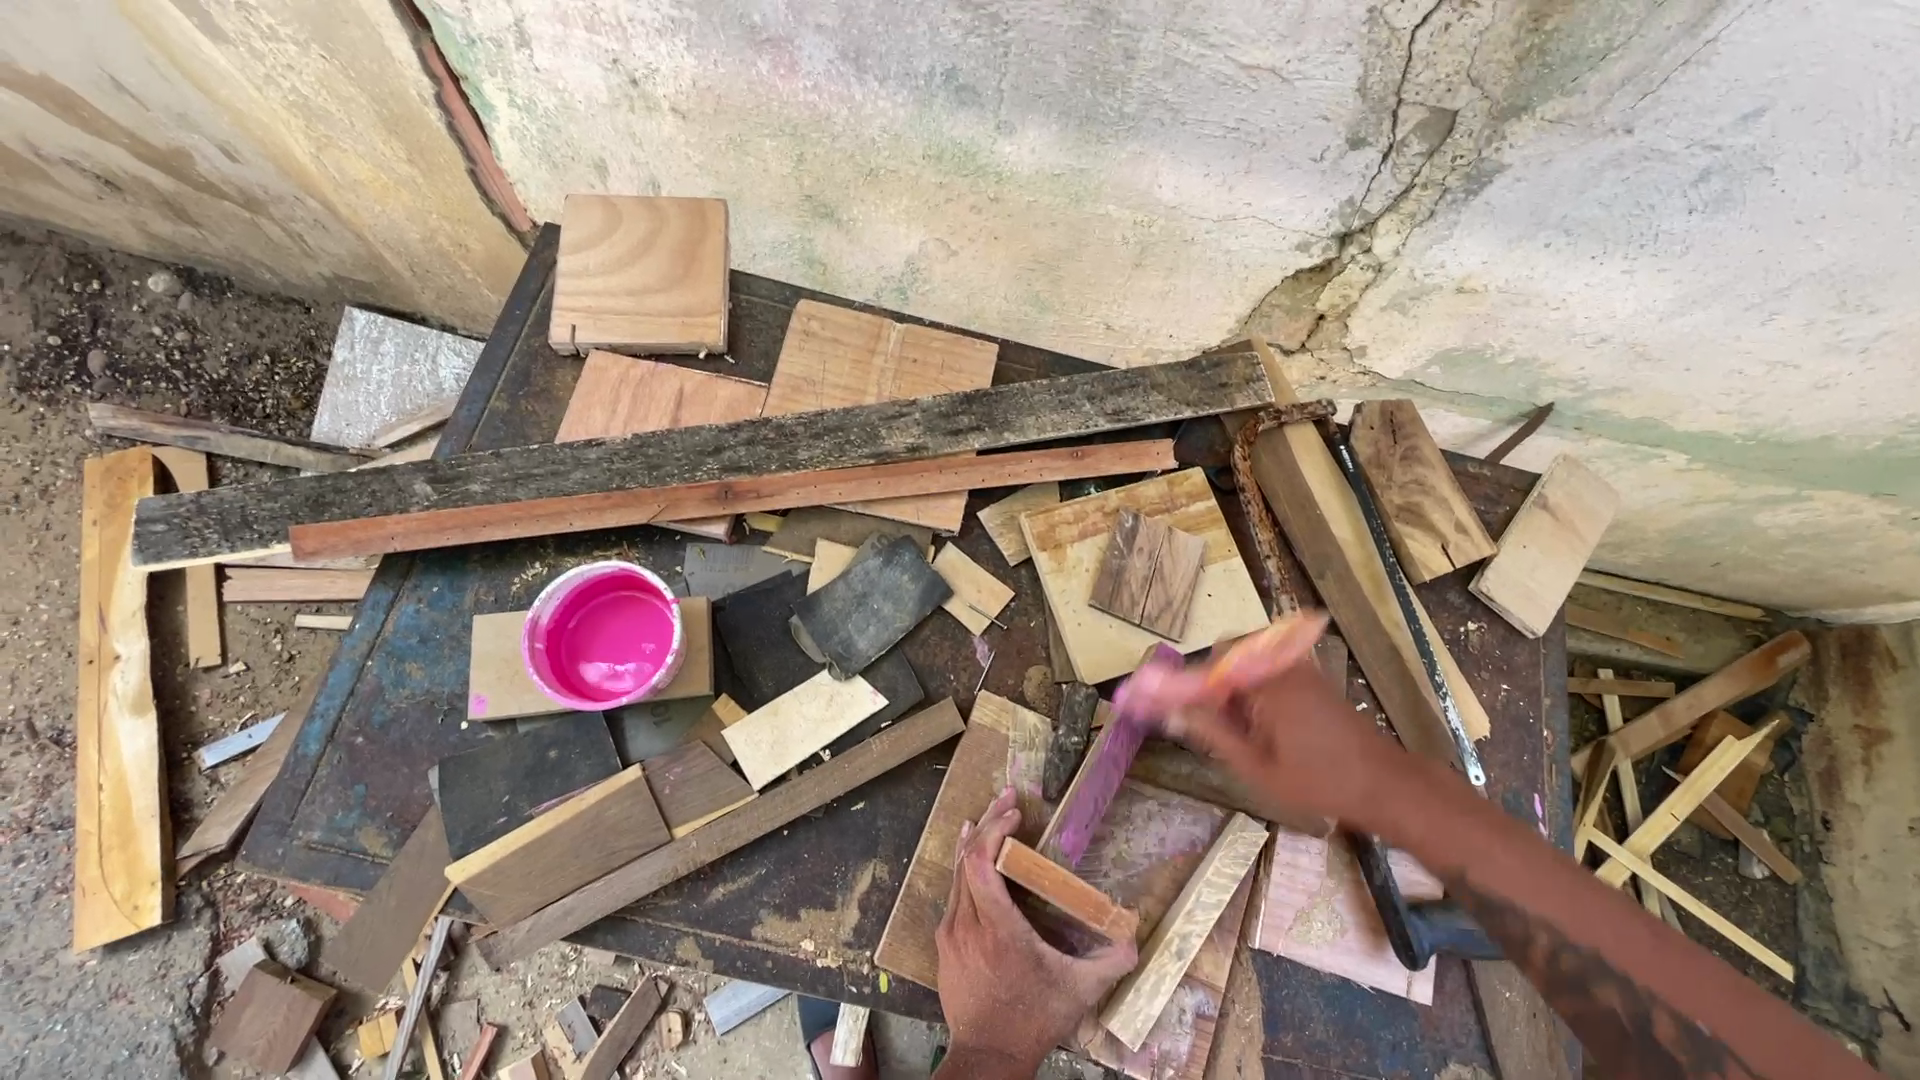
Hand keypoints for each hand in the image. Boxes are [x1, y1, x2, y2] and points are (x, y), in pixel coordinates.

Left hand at [934, 787, 1136, 1077]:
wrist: (986, 1057)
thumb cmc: (1033, 1019)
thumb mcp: (1077, 992)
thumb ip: (1108, 964)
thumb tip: (1136, 941)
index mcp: (998, 928)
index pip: (980, 863)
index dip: (993, 829)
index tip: (1015, 811)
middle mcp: (967, 923)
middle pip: (968, 858)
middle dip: (988, 822)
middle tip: (1008, 797)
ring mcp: (951, 932)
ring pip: (957, 872)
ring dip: (975, 840)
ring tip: (990, 814)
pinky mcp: (944, 942)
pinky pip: (953, 891)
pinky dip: (965, 865)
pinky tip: (971, 854)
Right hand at [1129, 611, 1395, 824]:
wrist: (1385, 786)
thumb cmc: (1320, 783)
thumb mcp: (1255, 766)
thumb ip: (1211, 734)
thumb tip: (1170, 712)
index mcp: (1265, 683)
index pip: (1201, 674)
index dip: (1167, 686)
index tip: (1137, 695)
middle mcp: (1279, 664)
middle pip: (1223, 655)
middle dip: (1203, 681)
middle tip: (1196, 719)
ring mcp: (1297, 668)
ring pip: (1243, 662)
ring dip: (1226, 688)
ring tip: (1231, 732)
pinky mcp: (1307, 678)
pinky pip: (1263, 670)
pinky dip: (1246, 690)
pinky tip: (1254, 727)